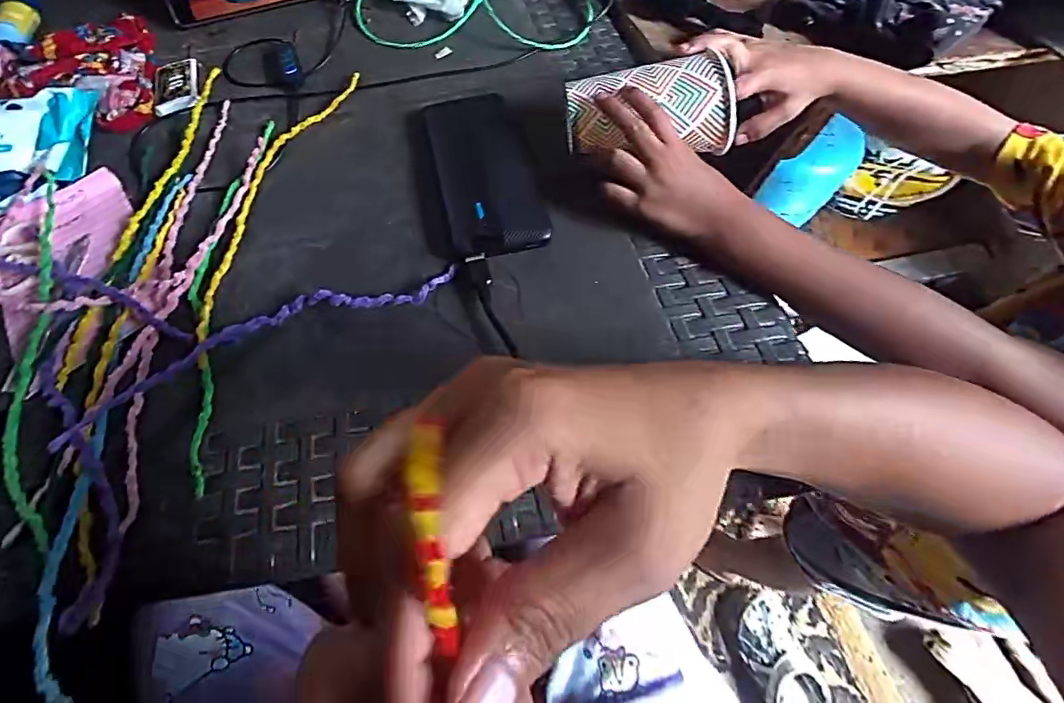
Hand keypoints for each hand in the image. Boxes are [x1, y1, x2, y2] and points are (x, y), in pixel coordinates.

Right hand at [337, 359, 745, 702]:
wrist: (689, 407)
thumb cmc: (676, 473)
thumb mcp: (631, 557)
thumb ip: (544, 616)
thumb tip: (466, 692)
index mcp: (518, 419)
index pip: (427, 520)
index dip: (410, 616)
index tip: (419, 693)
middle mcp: (469, 393)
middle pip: (374, 487)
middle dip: (381, 584)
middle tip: (422, 657)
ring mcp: (459, 392)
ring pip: (374, 474)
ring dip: (388, 557)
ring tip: (442, 619)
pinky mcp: (459, 404)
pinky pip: (403, 470)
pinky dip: (412, 533)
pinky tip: (461, 576)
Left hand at [591, 87, 744, 244]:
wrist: (725, 222)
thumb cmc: (716, 194)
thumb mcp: (697, 163)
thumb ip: (675, 152)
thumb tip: (658, 145)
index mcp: (677, 148)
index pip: (655, 115)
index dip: (637, 99)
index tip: (625, 88)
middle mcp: (660, 161)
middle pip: (631, 127)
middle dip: (612, 109)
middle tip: (598, 99)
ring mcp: (648, 183)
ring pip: (613, 159)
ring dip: (597, 154)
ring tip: (587, 152)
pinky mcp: (640, 206)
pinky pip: (612, 192)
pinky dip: (604, 188)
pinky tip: (602, 186)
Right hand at [676, 32, 838, 145]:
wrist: (825, 67)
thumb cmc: (804, 90)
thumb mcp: (787, 112)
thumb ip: (761, 126)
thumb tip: (735, 140)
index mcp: (765, 75)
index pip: (739, 84)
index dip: (721, 93)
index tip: (701, 102)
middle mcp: (757, 56)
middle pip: (728, 47)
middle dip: (704, 49)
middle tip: (680, 55)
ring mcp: (754, 45)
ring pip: (725, 36)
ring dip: (702, 40)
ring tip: (681, 48)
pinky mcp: (753, 41)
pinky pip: (729, 35)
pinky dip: (711, 38)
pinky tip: (696, 45)